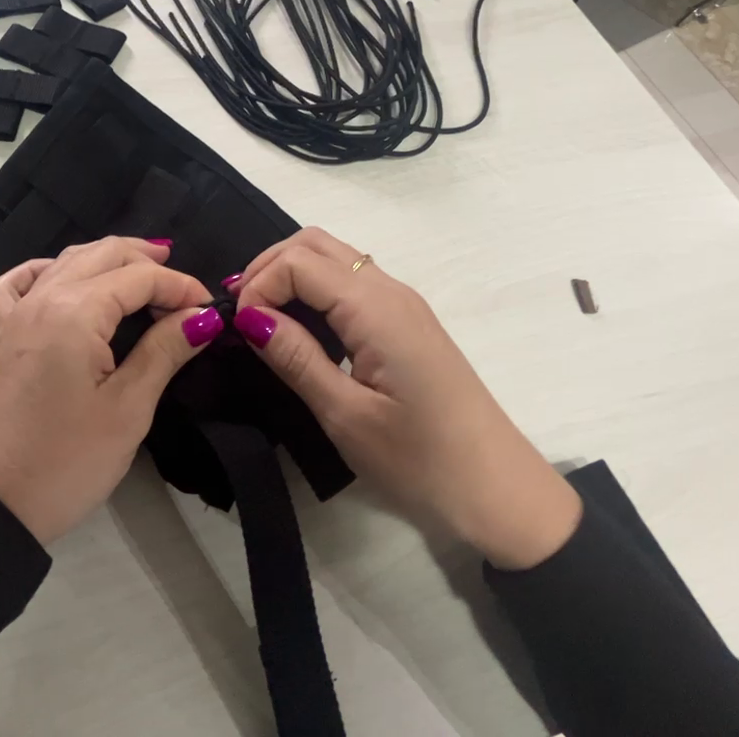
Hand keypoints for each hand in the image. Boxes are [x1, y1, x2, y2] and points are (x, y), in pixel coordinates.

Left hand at [0, 238, 224, 544]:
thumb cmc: (68, 461)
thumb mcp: (128, 409)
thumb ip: (164, 352)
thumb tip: (203, 316)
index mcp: (75, 312)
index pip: (137, 277)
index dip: (180, 286)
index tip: (210, 311)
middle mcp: (42, 299)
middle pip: (101, 255)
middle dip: (147, 261)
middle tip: (184, 288)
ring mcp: (16, 315)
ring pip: (66, 261)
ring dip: (107, 259)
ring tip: (144, 272)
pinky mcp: (1, 337)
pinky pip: (19, 283)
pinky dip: (47, 270)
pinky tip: (66, 279)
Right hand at [230, 228, 582, 569]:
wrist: (500, 494)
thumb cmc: (420, 461)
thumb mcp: (345, 416)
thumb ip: (295, 358)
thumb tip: (248, 317)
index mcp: (377, 309)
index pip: (299, 262)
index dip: (259, 285)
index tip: (239, 329)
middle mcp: (392, 291)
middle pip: (317, 244)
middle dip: (269, 267)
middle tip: (240, 313)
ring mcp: (403, 305)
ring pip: (335, 259)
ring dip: (290, 274)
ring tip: (258, 317)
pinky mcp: (407, 324)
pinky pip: (351, 283)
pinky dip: (314, 289)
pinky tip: (297, 326)